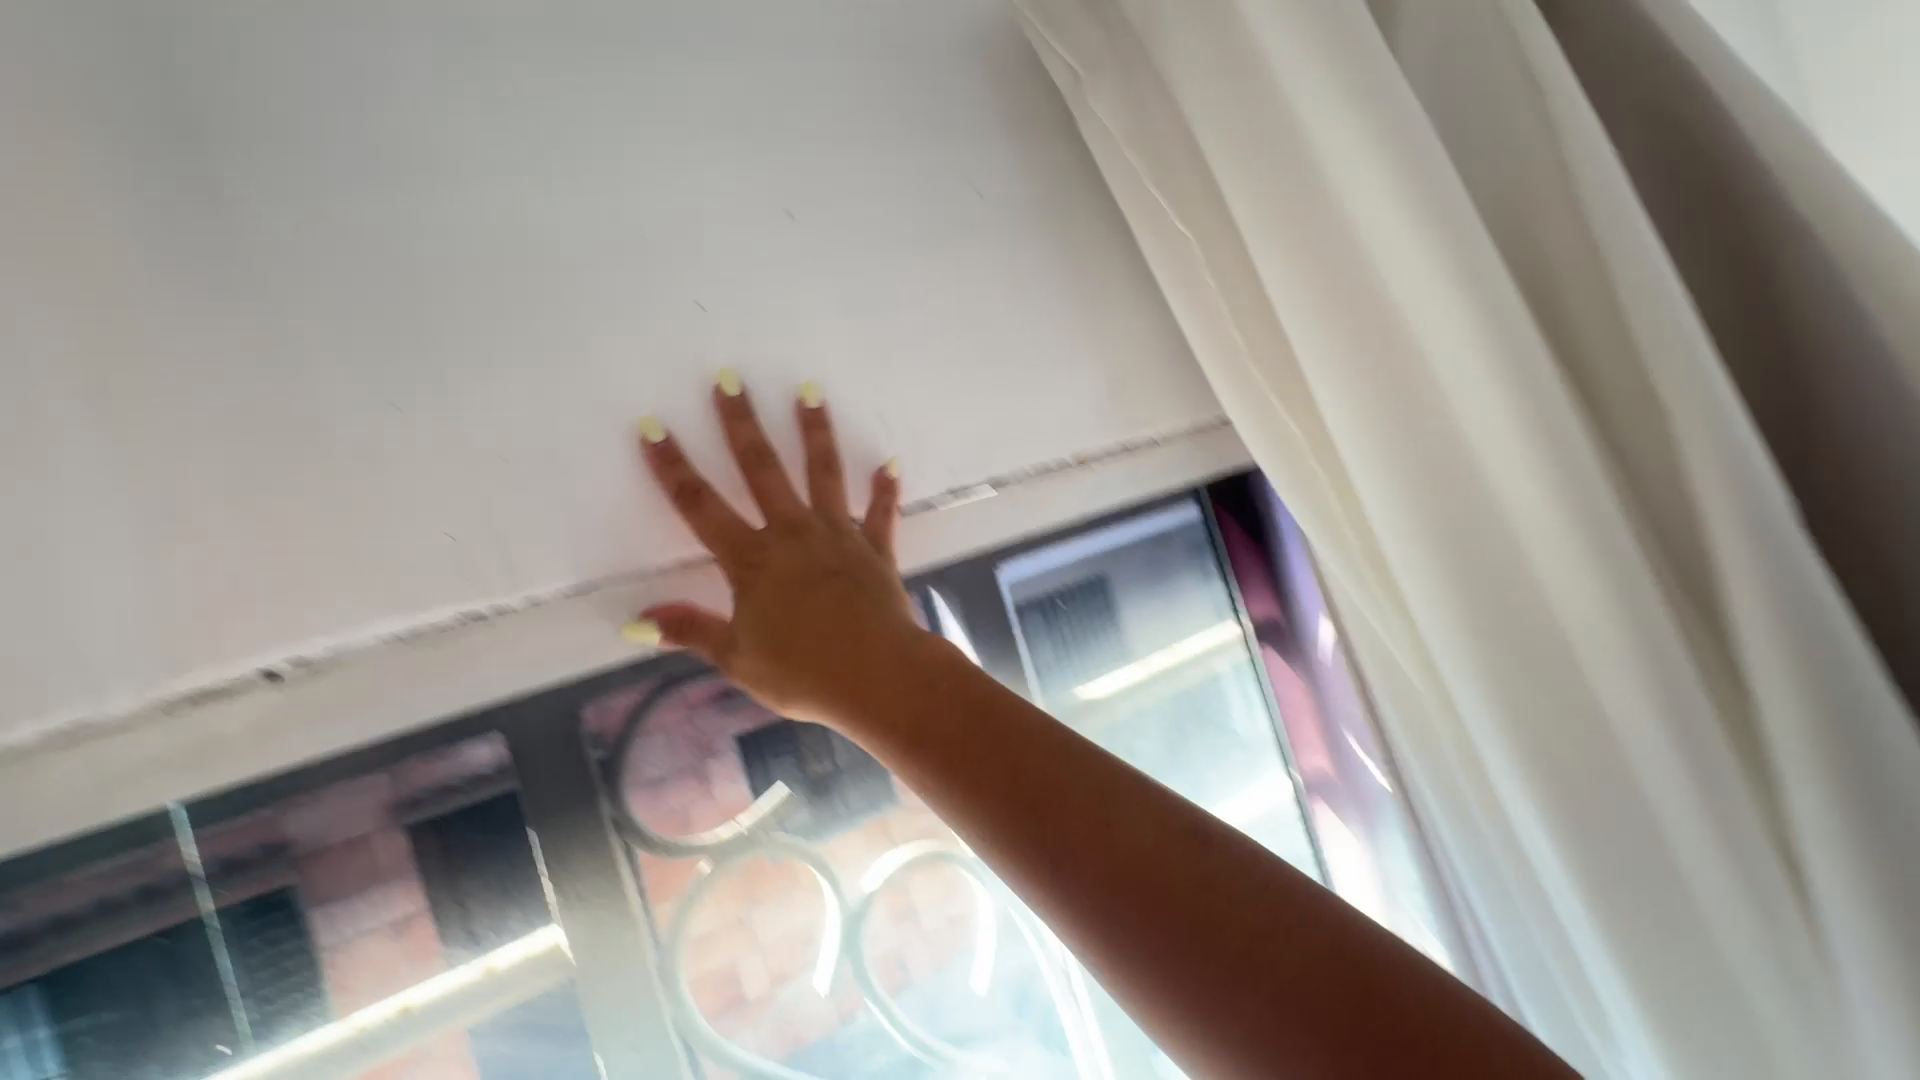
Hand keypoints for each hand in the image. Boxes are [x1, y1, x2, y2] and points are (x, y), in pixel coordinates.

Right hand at [632, 374, 928, 727]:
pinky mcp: (876, 550)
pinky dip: (885, 490)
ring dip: (814, 432)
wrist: (877, 677)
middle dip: (742, 424)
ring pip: (824, 473)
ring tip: (810, 392)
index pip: (700, 506)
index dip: (673, 468)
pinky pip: (881, 513)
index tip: (654, 428)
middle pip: (762, 469)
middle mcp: (793, 534)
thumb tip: (636, 621)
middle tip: (732, 380)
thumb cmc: (802, 673)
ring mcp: (838, 537)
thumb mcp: (737, 658)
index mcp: (751, 560)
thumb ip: (692, 631)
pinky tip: (890, 463)